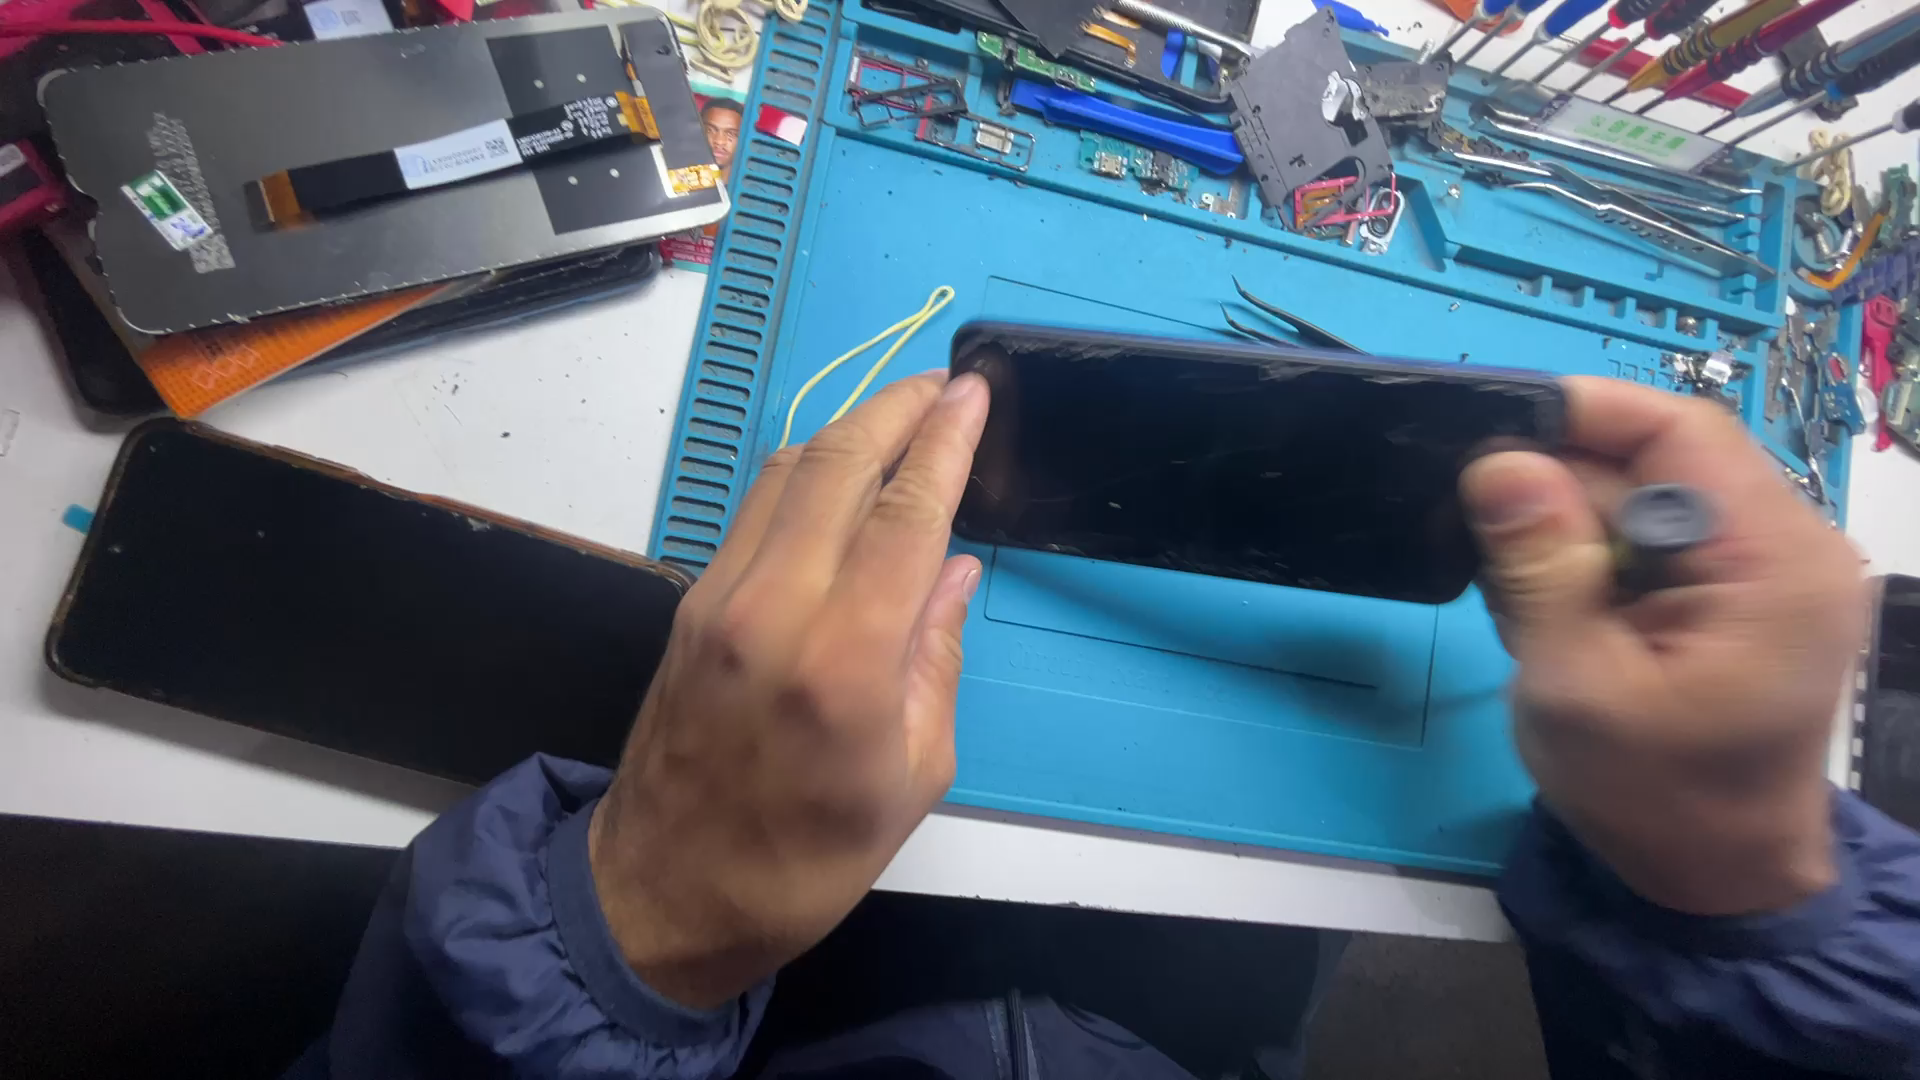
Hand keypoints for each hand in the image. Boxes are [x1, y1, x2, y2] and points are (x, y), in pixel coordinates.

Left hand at [587, 371, 988, 1008]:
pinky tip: (840, 468)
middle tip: (944, 384)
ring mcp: (720, 596)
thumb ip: (936, 656)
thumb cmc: (811, 855)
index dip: (946, 444)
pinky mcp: (691, 601)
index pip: (906, 515)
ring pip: (788, 471)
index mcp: (846, 662)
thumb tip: (952, 568)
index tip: (973, 394)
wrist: (666, 892)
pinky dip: (806, 468)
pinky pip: (756, 506)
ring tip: (900, 411)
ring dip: (850, 427)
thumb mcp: (914, 774)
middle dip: (898, 408)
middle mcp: (775, 607)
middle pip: (839, 466)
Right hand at [1460, 377, 1864, 915]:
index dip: (1579, 412)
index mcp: (1768, 562)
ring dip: (1543, 533)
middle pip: (1638, 464)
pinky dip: (1556, 559)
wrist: (1696, 866)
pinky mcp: (1695, 591)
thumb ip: (1539, 568)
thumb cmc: (1646, 786)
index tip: (1479, 428)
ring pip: (1613, 500)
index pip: (1679, 433)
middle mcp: (1765, 546)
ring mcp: (1731, 569)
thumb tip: (1496, 464)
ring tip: (1512, 596)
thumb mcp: (1573, 678)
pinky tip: (1536, 608)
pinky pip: (1611, 539)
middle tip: (1472, 538)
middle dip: (1544, 488)